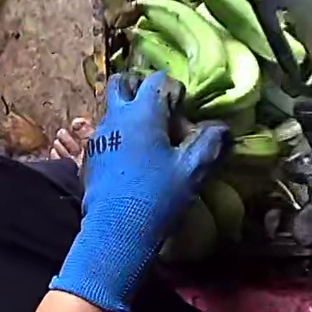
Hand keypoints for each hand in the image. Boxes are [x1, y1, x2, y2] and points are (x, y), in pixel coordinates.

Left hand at [50, 71, 227, 311]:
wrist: (115, 231)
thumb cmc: (157, 196)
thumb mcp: (192, 171)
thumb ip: (209, 143)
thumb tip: (222, 129)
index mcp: (142, 112)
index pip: (160, 81)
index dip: (176, 93)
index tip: (184, 119)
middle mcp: (116, 116)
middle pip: (123, 82)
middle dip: (142, 89)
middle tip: (160, 113)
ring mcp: (98, 135)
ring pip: (113, 109)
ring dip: (131, 115)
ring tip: (150, 144)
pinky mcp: (90, 156)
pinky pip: (106, 133)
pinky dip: (120, 136)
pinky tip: (133, 163)